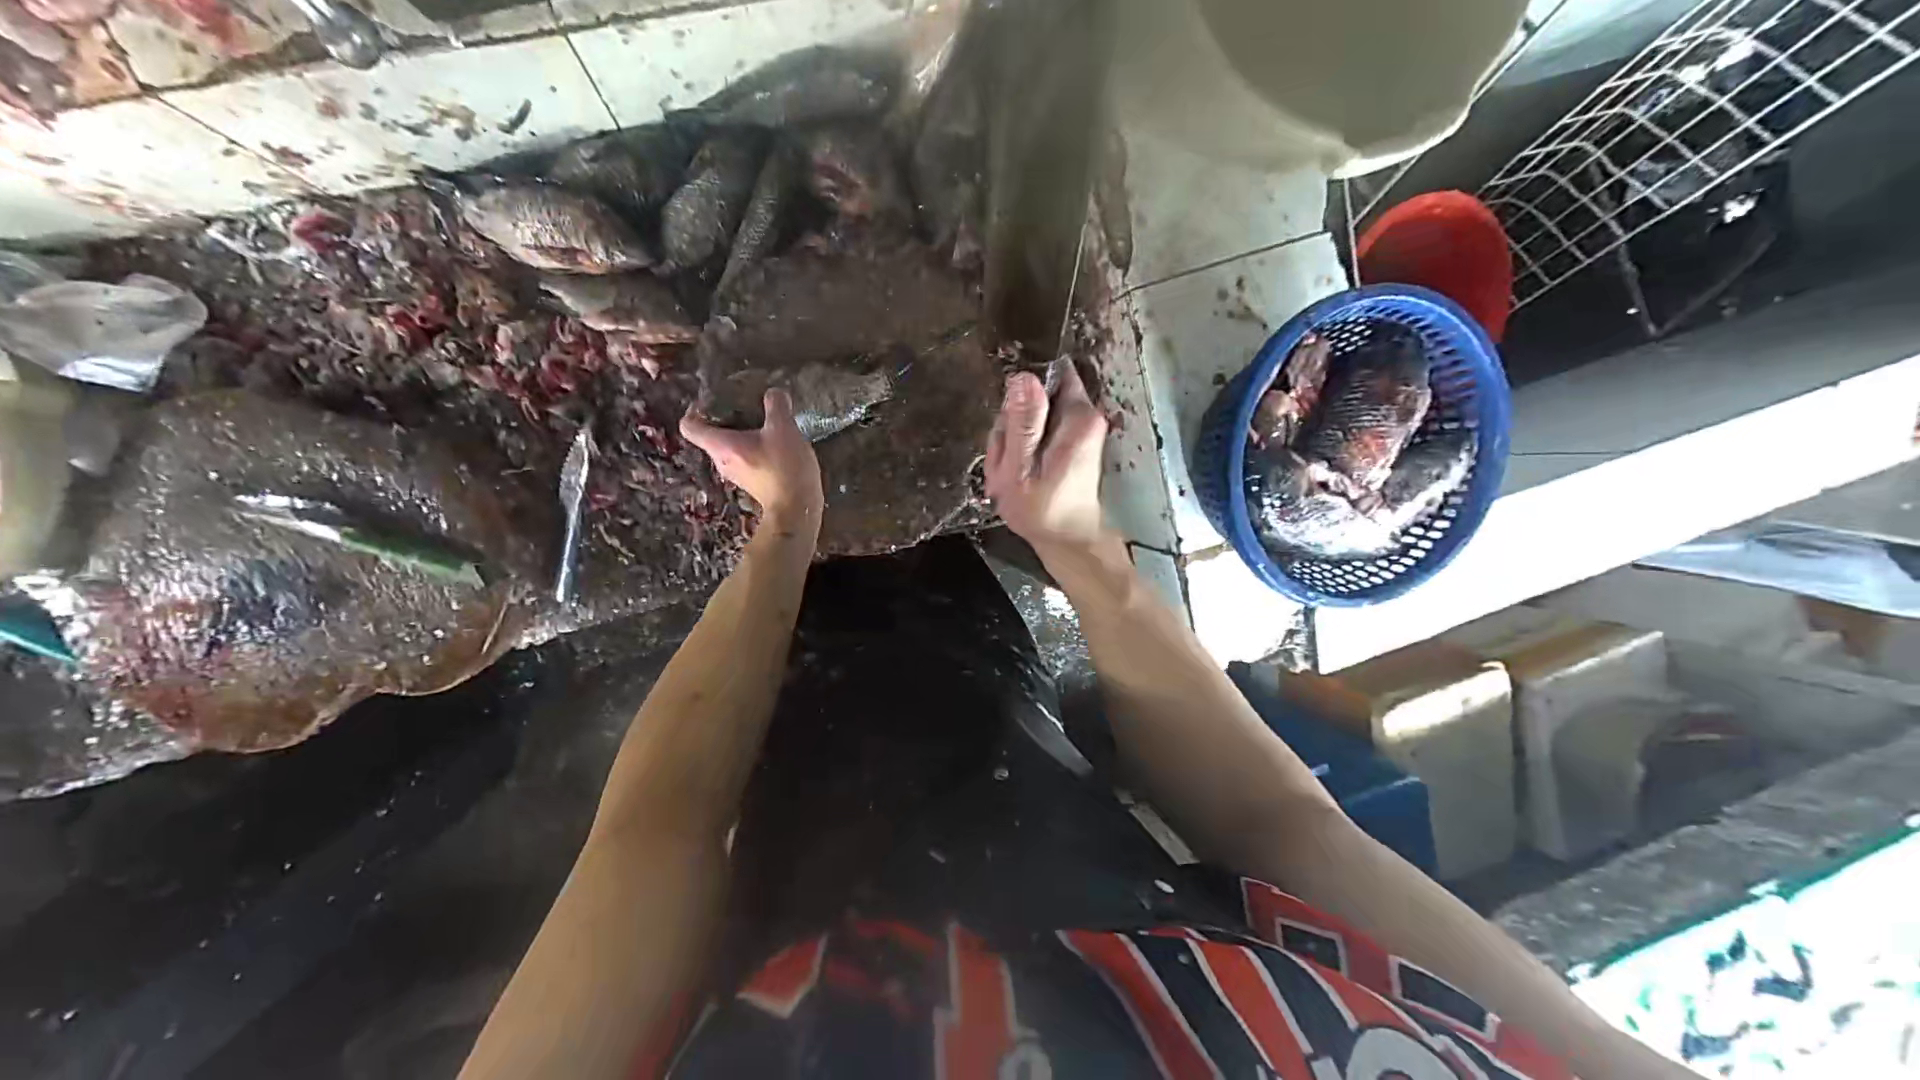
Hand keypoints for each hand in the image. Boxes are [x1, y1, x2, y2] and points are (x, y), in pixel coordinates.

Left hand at [681, 389, 823, 533]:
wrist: (797, 509)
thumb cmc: (784, 468)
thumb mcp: (784, 429)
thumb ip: (777, 406)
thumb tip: (774, 393)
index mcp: (720, 445)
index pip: (689, 426)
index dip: (695, 410)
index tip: (713, 401)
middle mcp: (721, 461)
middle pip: (711, 436)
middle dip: (725, 419)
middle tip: (744, 407)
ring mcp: (736, 475)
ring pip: (729, 448)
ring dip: (742, 435)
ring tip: (763, 424)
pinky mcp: (752, 484)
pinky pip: (745, 460)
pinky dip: (754, 449)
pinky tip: (774, 444)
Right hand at [985, 359, 1109, 555]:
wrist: (1065, 540)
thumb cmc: (1042, 509)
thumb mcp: (1021, 467)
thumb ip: (1022, 422)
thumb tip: (1021, 378)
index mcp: (1079, 417)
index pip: (1050, 372)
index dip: (1022, 388)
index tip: (1009, 420)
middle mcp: (1086, 416)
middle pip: (1038, 395)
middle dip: (1013, 420)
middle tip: (1006, 456)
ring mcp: (1080, 428)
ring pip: (1033, 415)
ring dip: (1014, 438)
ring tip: (1011, 468)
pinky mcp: (1071, 441)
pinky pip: (1038, 432)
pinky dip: (1023, 449)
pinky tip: (1018, 472)